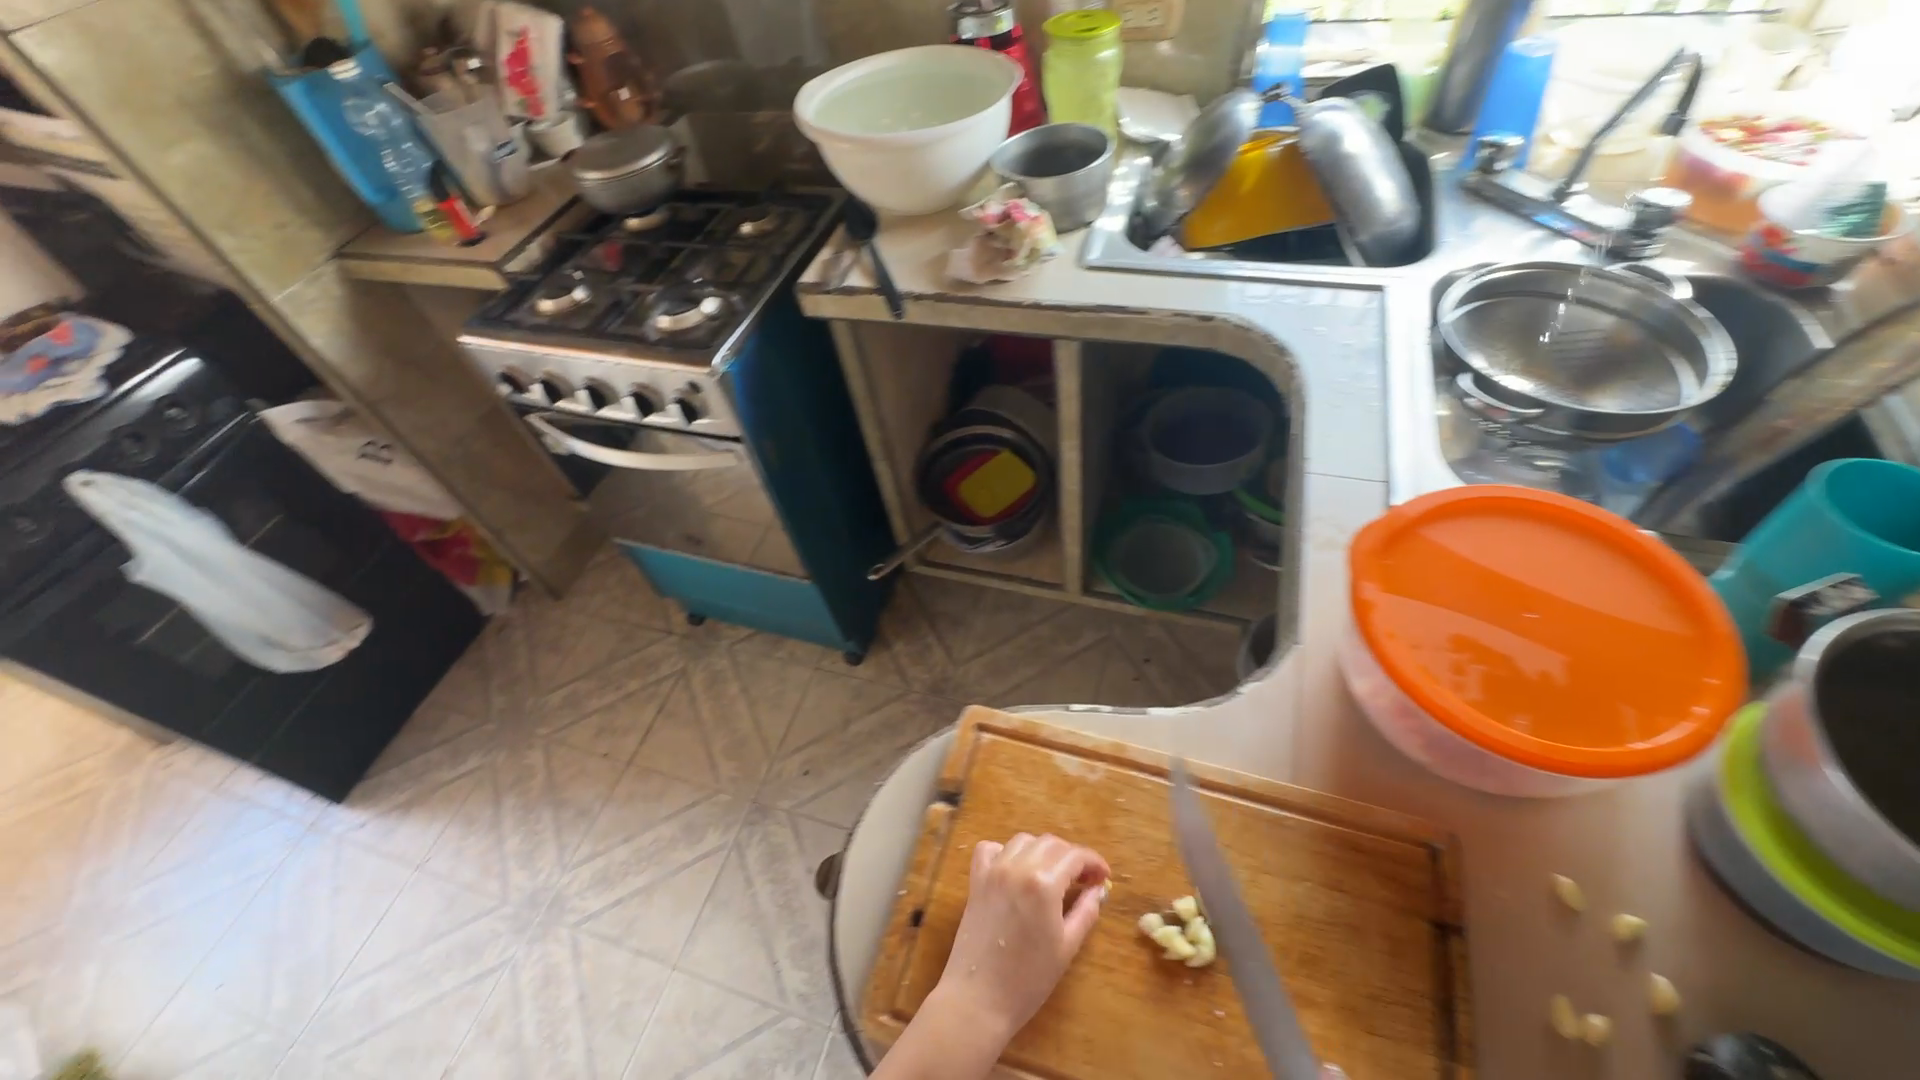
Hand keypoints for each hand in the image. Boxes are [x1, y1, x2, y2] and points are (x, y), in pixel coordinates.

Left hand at [929, 833, 1110, 1044]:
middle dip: (1071, 856)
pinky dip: (1006, 852)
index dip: (1094, 862)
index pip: (1075, 856)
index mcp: (1043, 882)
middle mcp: (1017, 867)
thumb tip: (1098, 890)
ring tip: (1054, 875)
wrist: (978, 998)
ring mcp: (993, 871)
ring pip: (1023, 841)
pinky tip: (1016, 871)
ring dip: (1042, 851)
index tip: (1104, 877)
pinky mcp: (976, 880)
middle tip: (1084, 879)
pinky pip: (990, 849)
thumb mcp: (1067, 946)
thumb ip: (1086, 912)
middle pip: (1050, 843)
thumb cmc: (1029, 978)